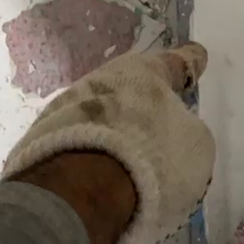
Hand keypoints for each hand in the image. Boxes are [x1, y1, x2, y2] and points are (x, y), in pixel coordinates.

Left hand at [3, 44, 212, 243]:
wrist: (82, 187)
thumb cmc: (153, 156)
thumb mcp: (195, 147)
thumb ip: (188, 134)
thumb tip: (172, 137)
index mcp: (148, 70)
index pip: (178, 62)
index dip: (190, 62)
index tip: (196, 56)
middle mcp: (107, 77)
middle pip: (134, 86)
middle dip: (145, 102)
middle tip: (159, 122)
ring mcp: (72, 103)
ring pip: (105, 113)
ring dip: (117, 129)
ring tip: (130, 160)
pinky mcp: (47, 135)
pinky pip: (82, 140)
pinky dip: (94, 153)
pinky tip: (102, 175)